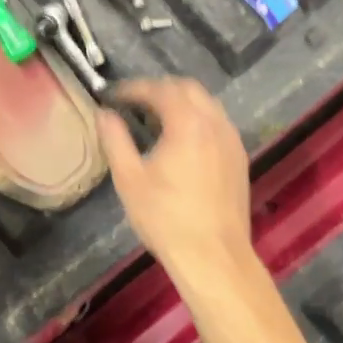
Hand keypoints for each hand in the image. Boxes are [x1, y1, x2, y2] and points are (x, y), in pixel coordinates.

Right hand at [97, 78, 251, 272]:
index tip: (112, 95)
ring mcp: (232, 141)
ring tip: (155, 119)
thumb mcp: (129, 179)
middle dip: (159, 89)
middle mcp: (215, 124)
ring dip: (180, 103)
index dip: (133, 88)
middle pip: (188, 89)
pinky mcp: (239, 159)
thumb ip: (115, 140)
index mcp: (187, 123)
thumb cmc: (165, 218)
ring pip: (207, 105)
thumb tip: (104, 115)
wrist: (212, 255)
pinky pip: (217, 124)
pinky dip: (197, 120)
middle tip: (133, 102)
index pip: (160, 89)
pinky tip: (181, 141)